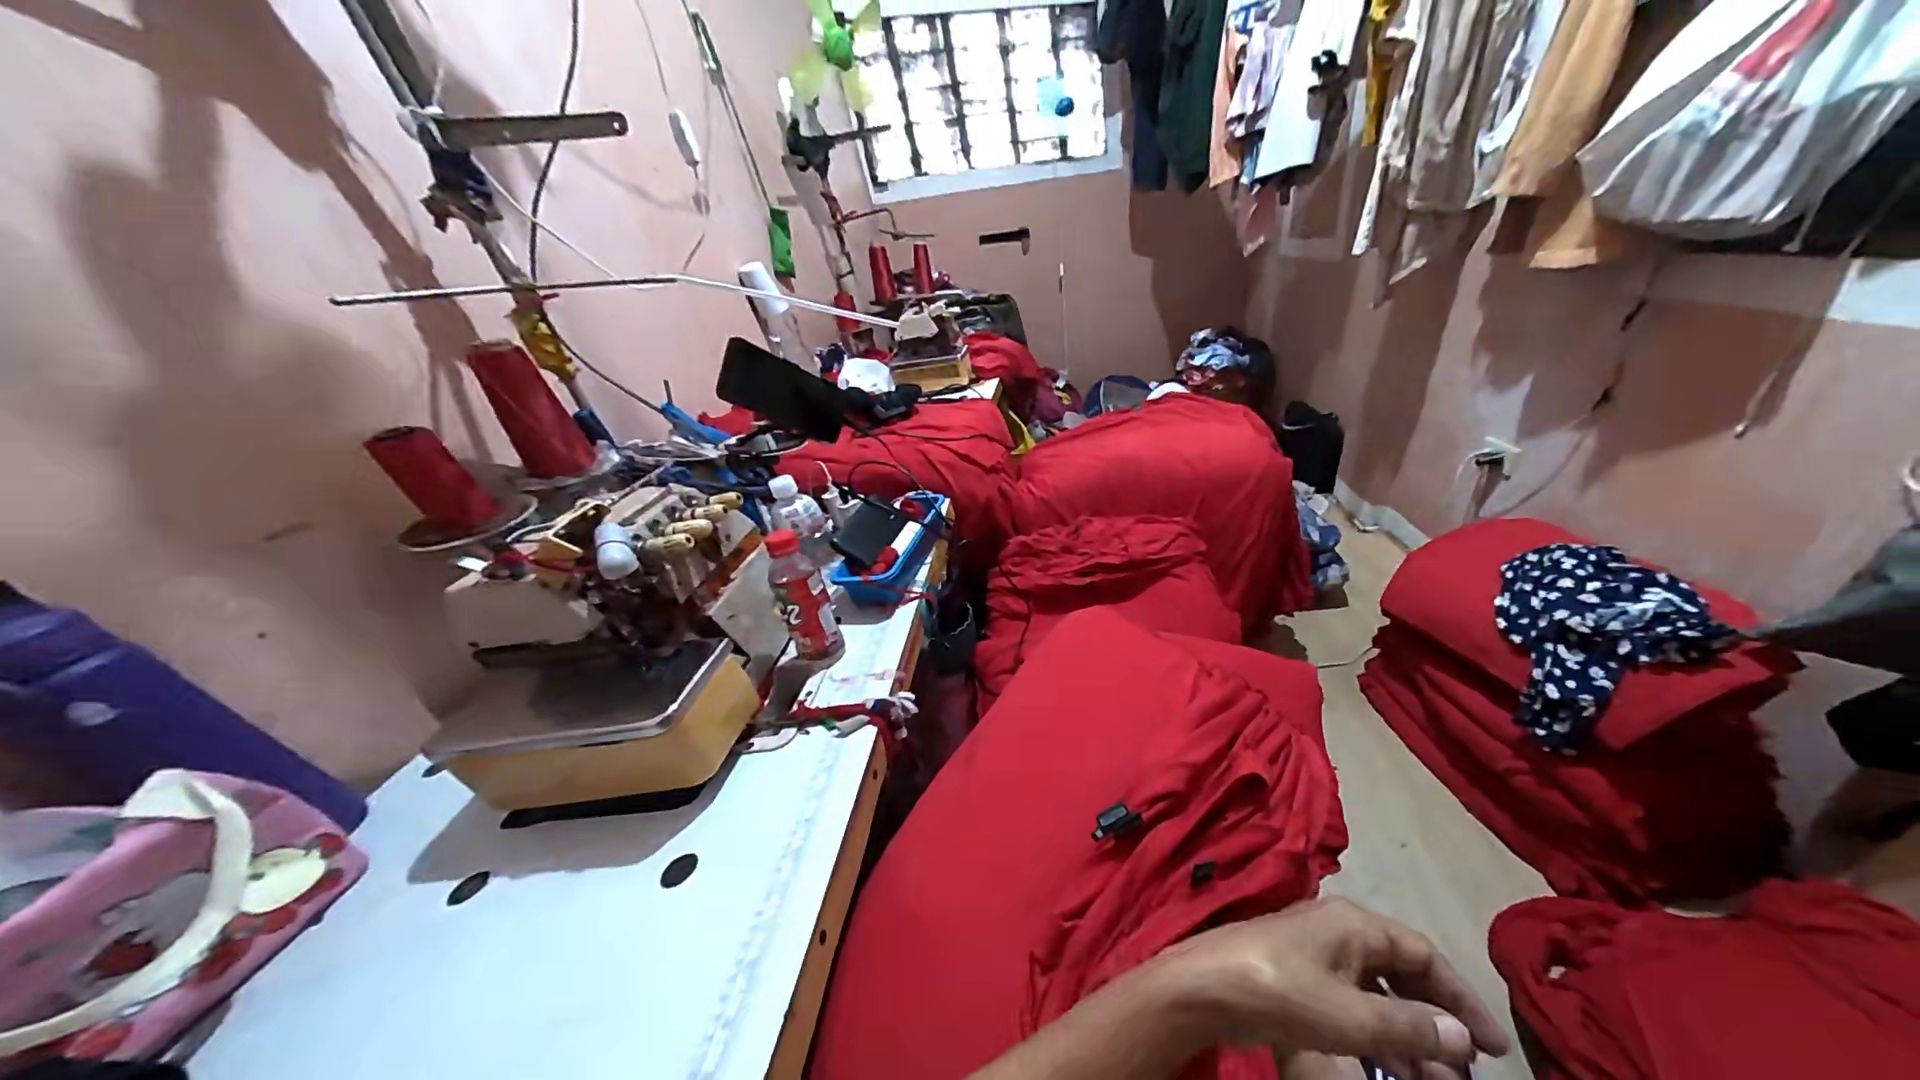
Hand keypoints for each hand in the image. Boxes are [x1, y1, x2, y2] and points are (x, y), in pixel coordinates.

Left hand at [1151, 897, 1510, 1078]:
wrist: (1205, 985)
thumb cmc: (1281, 991)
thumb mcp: (1351, 1015)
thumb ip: (1409, 1026)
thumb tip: (1462, 1035)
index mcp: (1353, 923)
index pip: (1424, 954)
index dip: (1462, 998)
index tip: (1495, 1047)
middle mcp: (1336, 927)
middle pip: (1401, 969)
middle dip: (1435, 1019)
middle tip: (1463, 1070)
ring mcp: (1313, 948)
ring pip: (1375, 988)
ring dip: (1406, 1031)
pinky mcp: (1295, 971)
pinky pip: (1349, 997)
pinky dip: (1374, 1028)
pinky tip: (1387, 1065)